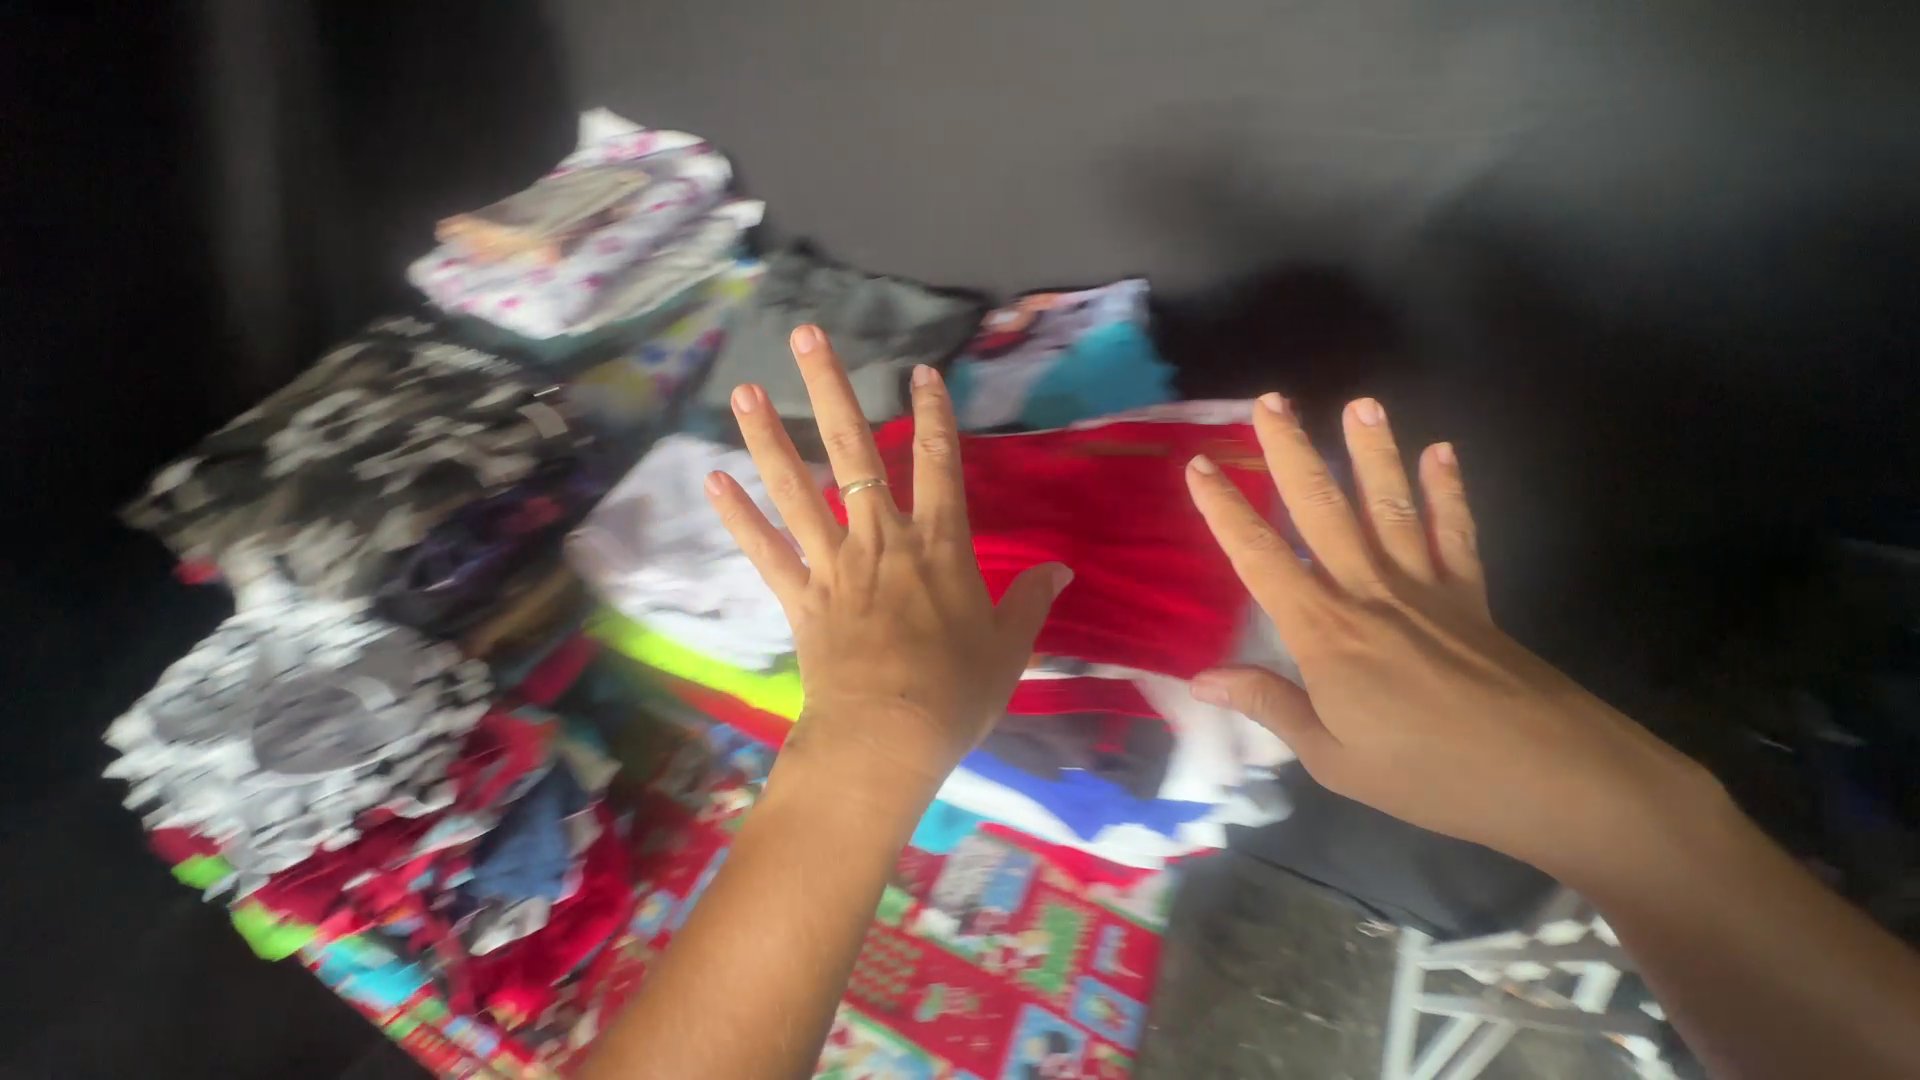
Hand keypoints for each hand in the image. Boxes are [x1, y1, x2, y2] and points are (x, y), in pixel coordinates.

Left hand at [706, 325, 1070, 789]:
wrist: (889, 738)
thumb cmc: (956, 692)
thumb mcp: (1009, 647)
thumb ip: (1030, 601)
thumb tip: (1061, 571)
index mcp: (939, 545)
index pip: (941, 462)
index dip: (935, 413)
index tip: (922, 372)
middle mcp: (882, 539)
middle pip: (853, 451)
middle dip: (830, 390)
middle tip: (805, 336)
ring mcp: (834, 565)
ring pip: (796, 489)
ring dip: (768, 438)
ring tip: (744, 390)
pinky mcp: (801, 597)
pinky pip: (766, 550)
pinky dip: (739, 517)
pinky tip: (712, 481)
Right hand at [1184, 394, 1719, 872]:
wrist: (1557, 780)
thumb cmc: (1430, 775)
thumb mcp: (1333, 757)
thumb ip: (1270, 705)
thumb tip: (1202, 678)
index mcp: (1325, 633)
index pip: (1260, 558)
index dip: (1226, 510)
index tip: (1201, 465)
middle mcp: (1370, 593)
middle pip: (1322, 511)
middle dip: (1291, 454)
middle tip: (1271, 402)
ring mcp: (1426, 589)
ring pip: (1388, 507)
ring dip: (1371, 453)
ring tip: (1360, 404)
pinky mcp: (1472, 598)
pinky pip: (1456, 534)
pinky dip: (1448, 492)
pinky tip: (1442, 453)